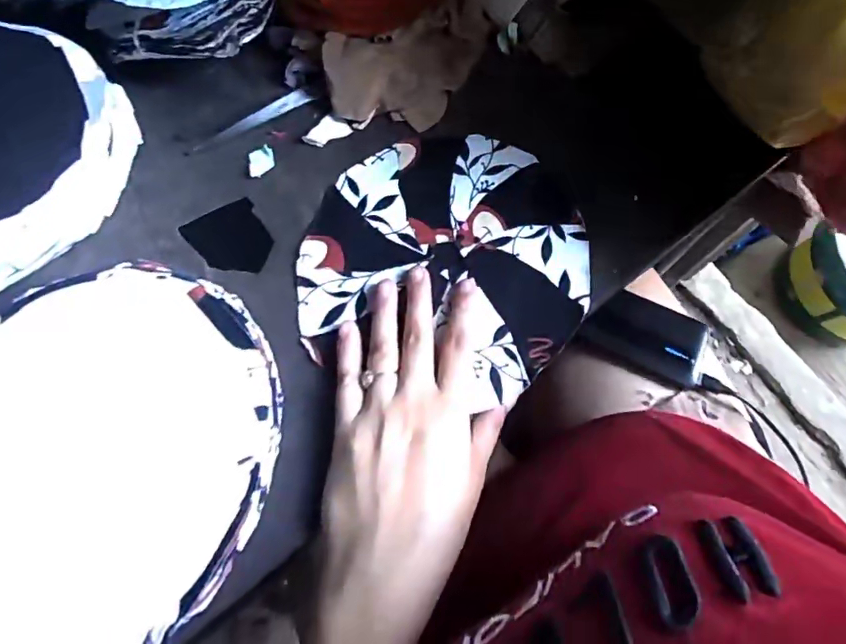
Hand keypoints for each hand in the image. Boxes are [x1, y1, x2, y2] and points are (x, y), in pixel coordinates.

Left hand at [305, 267, 506, 643]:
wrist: (373, 576)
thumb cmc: (436, 532)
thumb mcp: (472, 483)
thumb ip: (484, 433)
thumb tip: (503, 394)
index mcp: (448, 414)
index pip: (459, 349)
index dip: (464, 313)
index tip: (467, 284)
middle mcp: (411, 402)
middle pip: (416, 340)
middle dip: (419, 301)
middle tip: (420, 269)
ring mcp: (373, 413)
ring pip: (379, 352)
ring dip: (382, 314)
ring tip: (385, 283)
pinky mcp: (342, 431)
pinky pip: (344, 382)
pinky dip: (345, 352)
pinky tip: (346, 327)